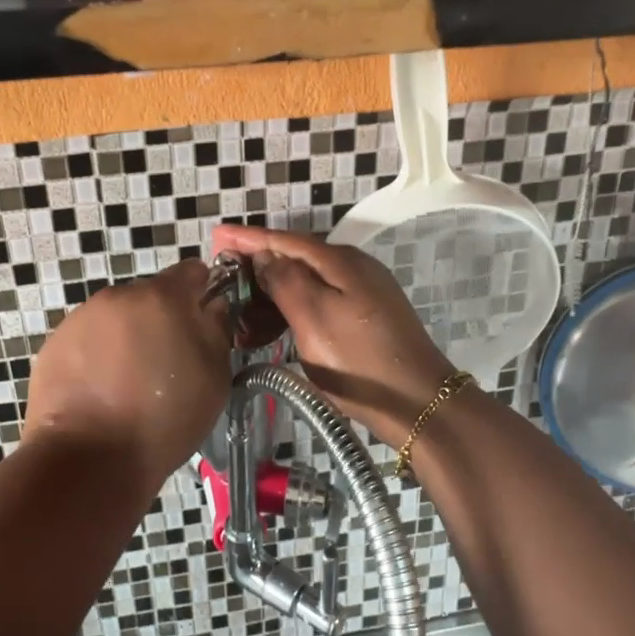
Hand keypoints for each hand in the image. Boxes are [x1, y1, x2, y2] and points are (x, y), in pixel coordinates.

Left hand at [24, 260, 231, 492]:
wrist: (88, 461)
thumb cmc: (164, 420)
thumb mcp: (214, 378)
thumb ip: (216, 330)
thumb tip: (211, 307)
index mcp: (162, 296)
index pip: (192, 273)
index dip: (202, 295)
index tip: (203, 326)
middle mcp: (118, 296)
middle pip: (150, 296)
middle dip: (161, 321)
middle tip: (166, 366)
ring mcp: (80, 318)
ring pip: (116, 318)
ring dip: (127, 339)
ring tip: (129, 385)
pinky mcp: (53, 344)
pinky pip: (86, 340)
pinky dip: (96, 357)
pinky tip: (100, 393)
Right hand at [213, 225, 453, 443]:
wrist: (419, 402)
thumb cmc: (359, 361)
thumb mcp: (313, 319)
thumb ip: (286, 281)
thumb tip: (265, 255)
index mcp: (340, 261)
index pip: (284, 240)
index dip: (248, 237)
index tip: (215, 233)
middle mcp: (353, 267)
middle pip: (296, 257)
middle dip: (257, 264)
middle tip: (223, 276)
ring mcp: (363, 291)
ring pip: (308, 280)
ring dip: (273, 291)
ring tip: (243, 309)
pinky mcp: (366, 315)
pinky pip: (320, 299)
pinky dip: (293, 307)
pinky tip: (276, 324)